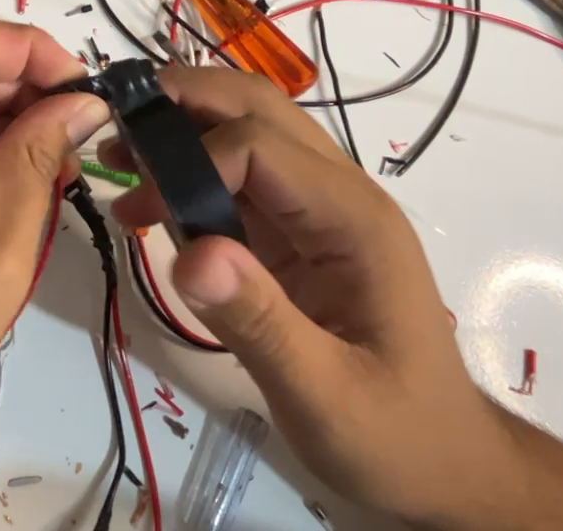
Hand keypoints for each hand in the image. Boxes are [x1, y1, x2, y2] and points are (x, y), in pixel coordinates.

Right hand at [102, 67, 510, 525]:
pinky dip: (190, 169)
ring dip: (182, 125)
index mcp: (353, 219)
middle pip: (257, 108)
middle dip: (182, 101)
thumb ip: (259, 323)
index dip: (191, 163)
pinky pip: (239, 173)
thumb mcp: (326, 398)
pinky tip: (151, 198)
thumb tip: (191, 254)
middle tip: (114, 125)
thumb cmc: (396, 436)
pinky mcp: (297, 229)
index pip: (259, 146)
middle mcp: (339, 193)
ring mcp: (317, 207)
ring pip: (248, 126)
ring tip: (119, 153)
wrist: (448, 462)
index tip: (140, 212)